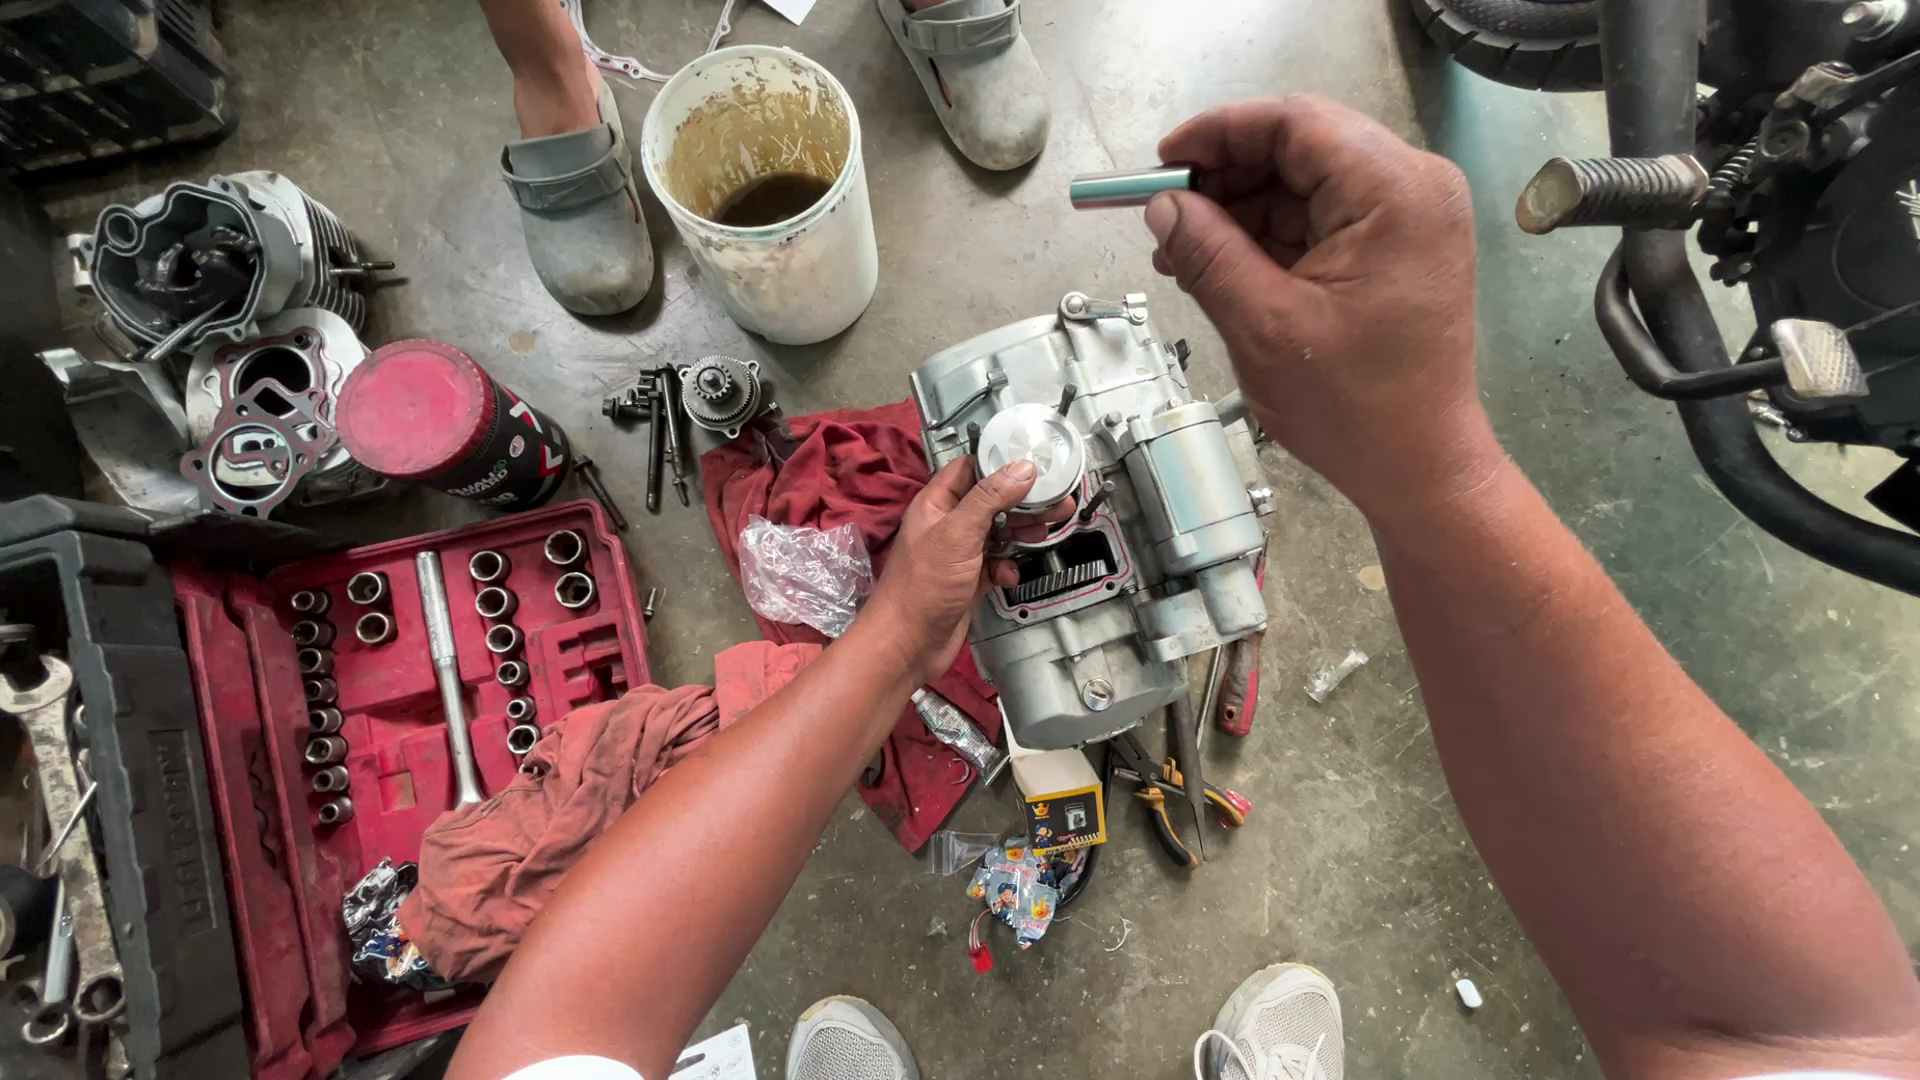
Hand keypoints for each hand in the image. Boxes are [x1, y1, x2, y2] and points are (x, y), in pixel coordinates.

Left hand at [858, 458, 1072, 685]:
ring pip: (998, 533)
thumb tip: (1022, 468)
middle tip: (1056, 499)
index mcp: (936, 504)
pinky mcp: (968, 580)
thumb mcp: (958, 533)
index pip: (970, 469)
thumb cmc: (923, 587)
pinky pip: (996, 564)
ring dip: (1020, 532)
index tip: (1034, 462)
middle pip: (992, 501)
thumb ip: (990, 499)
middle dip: (1023, 501)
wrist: (909, 644)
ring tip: (1044, 531)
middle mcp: (947, 524)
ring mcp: (958, 553)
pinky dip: (1007, 567)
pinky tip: (1008, 575)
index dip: (1000, 463)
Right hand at [1144, 95, 1503, 526]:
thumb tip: (1163, 208)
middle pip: (1298, 151)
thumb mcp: (1262, 326)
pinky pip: (1313, 226)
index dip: (1219, 133)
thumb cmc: (1350, 405)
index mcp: (1393, 192)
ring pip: (1300, 190)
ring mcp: (1403, 222)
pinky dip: (1262, 241)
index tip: (1161, 162)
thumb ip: (1207, 255)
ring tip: (1181, 254)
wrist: (1413, 463)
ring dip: (1236, 215)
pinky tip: (1218, 267)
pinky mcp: (1389, 254)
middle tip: (1164, 219)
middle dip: (1223, 180)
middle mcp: (1409, 190)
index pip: (1295, 124)